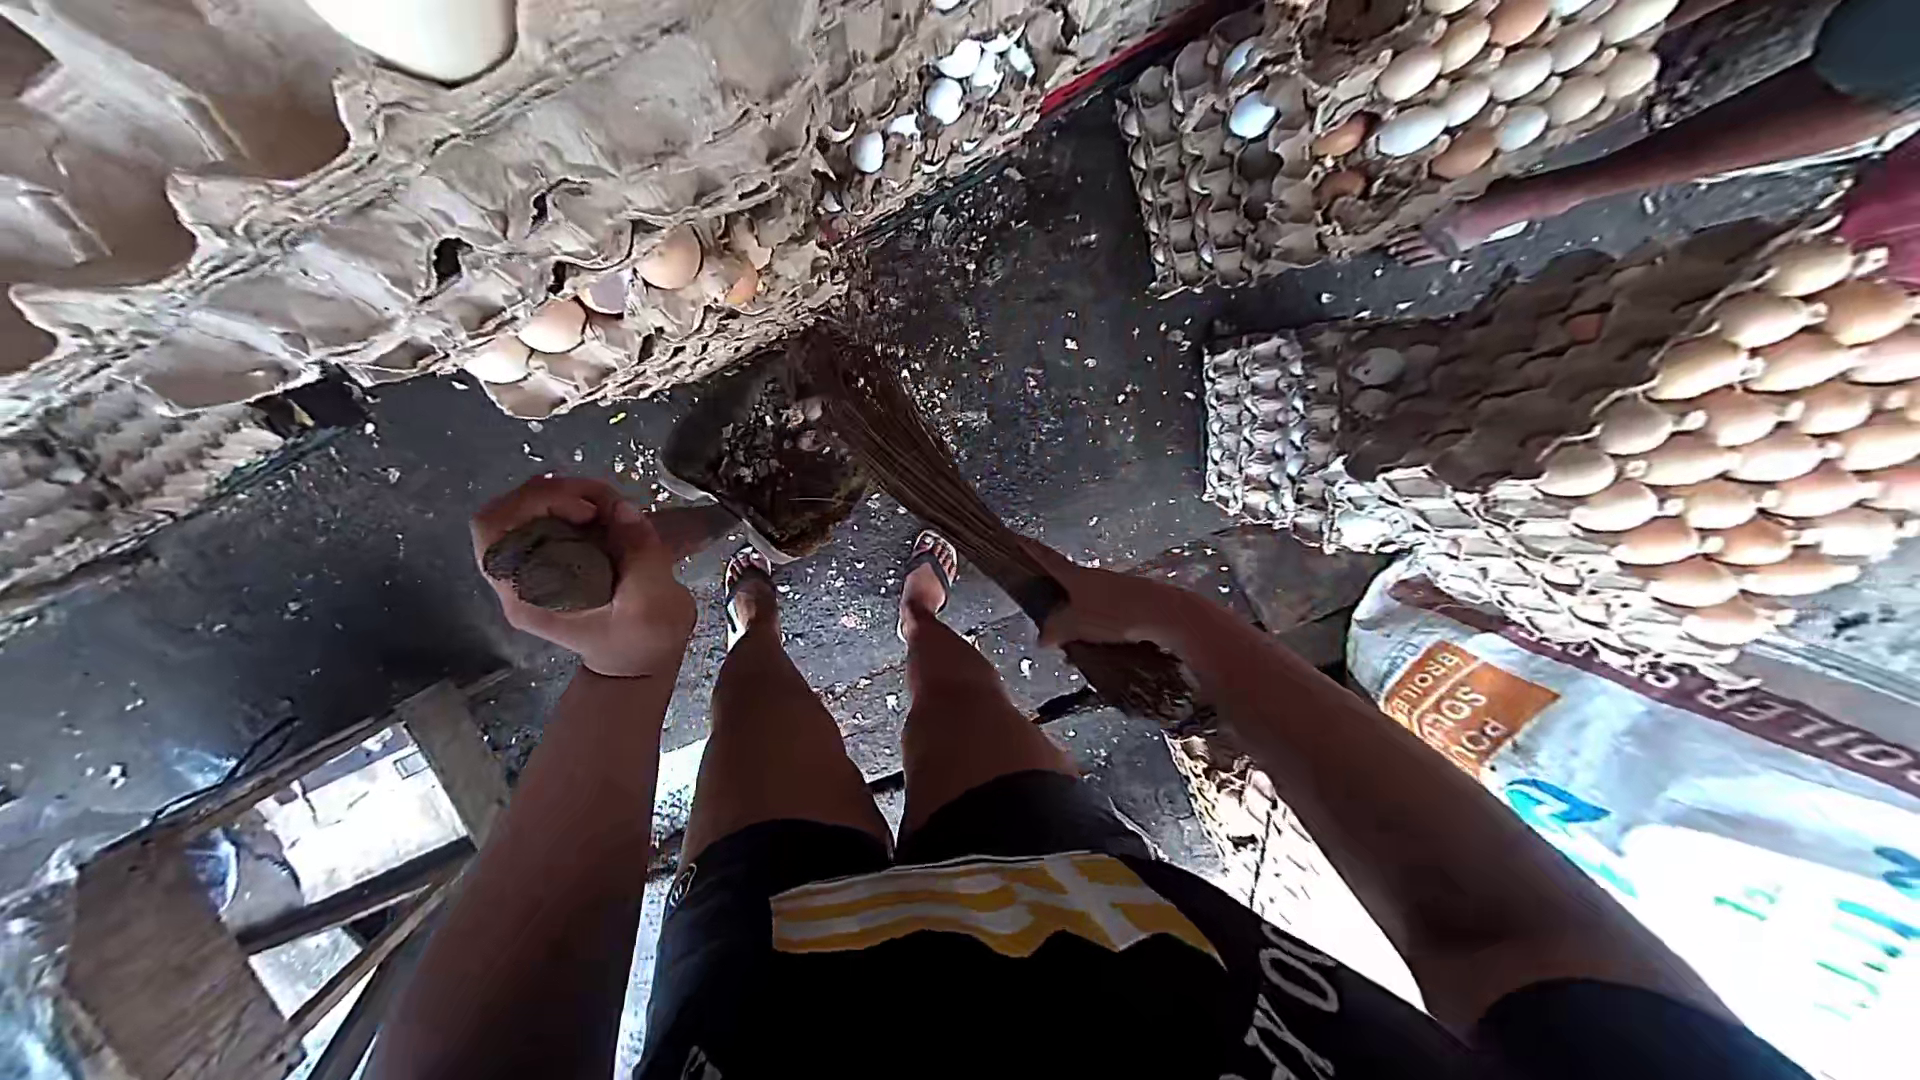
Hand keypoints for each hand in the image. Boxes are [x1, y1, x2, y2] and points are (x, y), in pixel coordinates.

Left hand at [472, 476, 696, 677]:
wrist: (640, 667)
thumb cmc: (643, 643)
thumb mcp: (652, 605)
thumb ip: (642, 556)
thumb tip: (623, 508)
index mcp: (527, 594)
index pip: (496, 527)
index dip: (537, 503)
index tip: (589, 511)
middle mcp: (520, 576)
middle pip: (510, 509)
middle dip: (560, 492)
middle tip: (607, 500)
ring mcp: (537, 566)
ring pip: (532, 508)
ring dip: (573, 495)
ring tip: (613, 506)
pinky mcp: (558, 559)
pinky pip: (555, 517)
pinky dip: (582, 504)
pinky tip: (609, 513)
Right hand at [1018, 538, 1204, 651]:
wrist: (1167, 615)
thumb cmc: (1117, 614)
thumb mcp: (1078, 624)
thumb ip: (1057, 630)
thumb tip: (1042, 638)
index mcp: (1077, 576)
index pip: (1047, 558)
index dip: (1030, 548)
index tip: (1016, 537)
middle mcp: (1095, 576)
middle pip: (1067, 582)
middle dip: (1055, 596)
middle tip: (1045, 616)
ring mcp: (1116, 588)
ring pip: (1088, 600)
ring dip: (1079, 616)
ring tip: (1075, 642)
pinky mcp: (1133, 602)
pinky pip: (1106, 612)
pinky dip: (1097, 626)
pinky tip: (1099, 644)